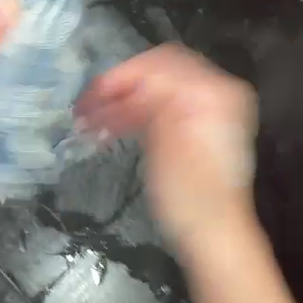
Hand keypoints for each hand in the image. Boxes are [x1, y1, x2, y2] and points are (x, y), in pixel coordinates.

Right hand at [76, 45, 258, 247]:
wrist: (214, 236)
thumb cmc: (188, 194)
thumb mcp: (162, 142)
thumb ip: (147, 101)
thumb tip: (127, 82)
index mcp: (212, 90)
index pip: (157, 65)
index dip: (119, 78)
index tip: (88, 97)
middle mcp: (215, 90)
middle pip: (156, 71)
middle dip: (119, 87)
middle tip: (86, 107)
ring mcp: (208, 108)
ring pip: (155, 89)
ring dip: (121, 101)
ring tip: (89, 122)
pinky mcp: (197, 125)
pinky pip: (161, 106)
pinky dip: (135, 113)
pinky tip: (108, 128)